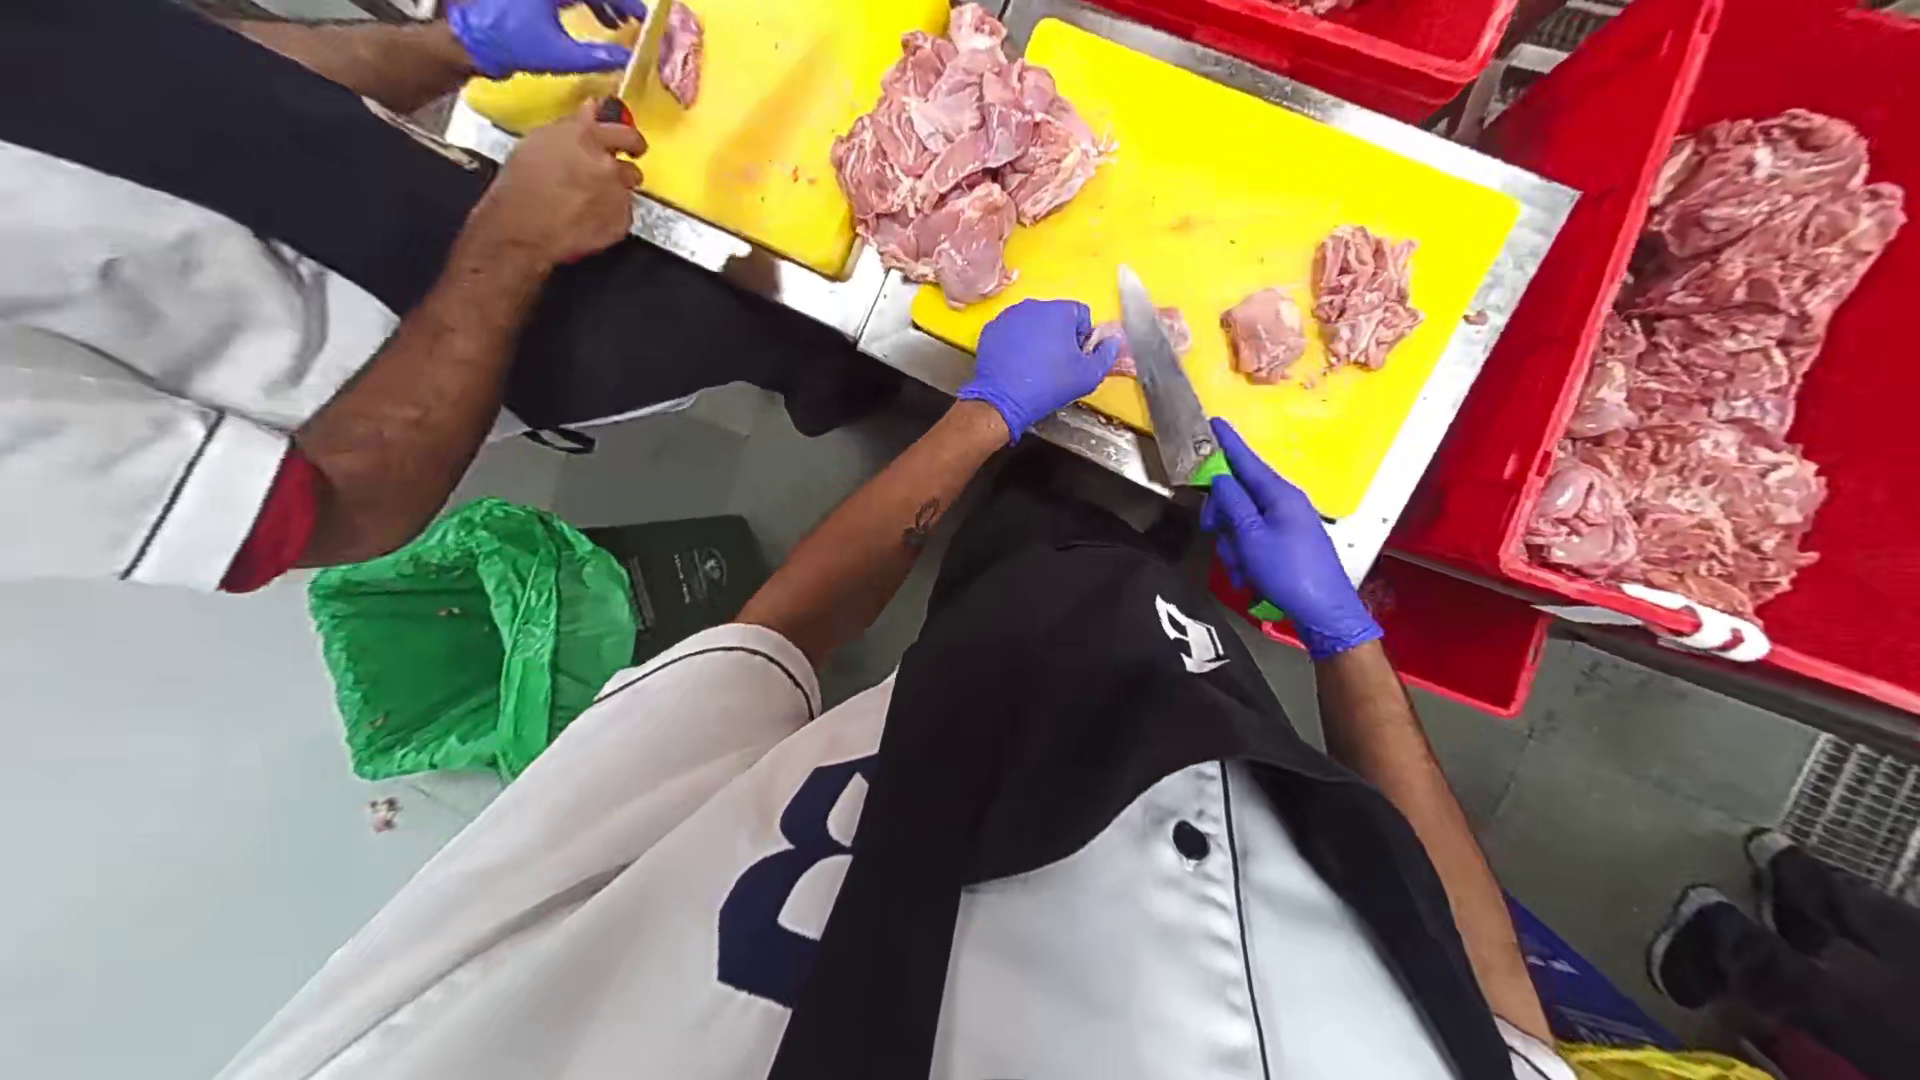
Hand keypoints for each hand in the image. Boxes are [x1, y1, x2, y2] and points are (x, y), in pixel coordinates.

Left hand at [450, 0, 647, 77]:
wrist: (474, 39)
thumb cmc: (515, 45)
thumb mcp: (563, 55)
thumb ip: (599, 56)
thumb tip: (627, 59)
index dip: (625, 2)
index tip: (642, 18)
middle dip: (613, 1)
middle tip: (631, 20)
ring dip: (600, 0)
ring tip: (615, 22)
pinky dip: (584, 1)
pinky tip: (594, 18)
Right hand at [464, 99, 644, 267]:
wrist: (525, 227)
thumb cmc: (522, 181)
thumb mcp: (540, 141)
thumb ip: (573, 127)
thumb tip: (593, 112)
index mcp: (586, 138)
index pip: (626, 132)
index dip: (630, 138)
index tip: (630, 143)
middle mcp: (608, 165)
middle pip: (631, 166)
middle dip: (624, 170)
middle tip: (610, 177)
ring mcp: (618, 195)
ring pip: (627, 191)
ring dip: (615, 193)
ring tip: (589, 201)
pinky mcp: (622, 222)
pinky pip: (623, 215)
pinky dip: (611, 215)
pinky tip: (589, 218)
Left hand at [957, 299, 1119, 442]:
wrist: (1003, 400)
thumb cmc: (1050, 385)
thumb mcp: (1088, 376)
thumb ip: (1106, 355)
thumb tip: (1113, 341)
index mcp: (1060, 311)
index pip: (1082, 314)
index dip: (1083, 337)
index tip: (1075, 358)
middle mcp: (1033, 305)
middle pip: (1056, 316)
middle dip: (1060, 336)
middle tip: (1056, 364)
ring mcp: (1009, 316)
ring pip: (1032, 323)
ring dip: (1038, 338)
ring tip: (1035, 365)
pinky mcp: (991, 329)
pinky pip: (1011, 331)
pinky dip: (1016, 343)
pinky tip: (1016, 364)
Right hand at [1202, 419, 1381, 659]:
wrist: (1323, 610)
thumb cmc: (1286, 571)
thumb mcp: (1250, 536)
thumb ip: (1232, 503)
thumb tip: (1220, 477)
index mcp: (1279, 495)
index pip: (1247, 461)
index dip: (1228, 443)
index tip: (1214, 423)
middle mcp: (1284, 503)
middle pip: (1239, 493)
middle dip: (1221, 514)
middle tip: (1211, 531)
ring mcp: (1287, 522)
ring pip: (1242, 520)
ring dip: (1232, 542)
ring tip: (1239, 566)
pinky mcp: (1286, 541)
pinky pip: (1254, 538)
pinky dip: (1244, 554)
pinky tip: (1247, 575)